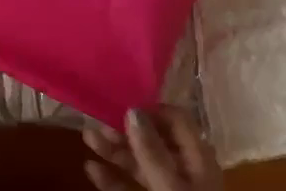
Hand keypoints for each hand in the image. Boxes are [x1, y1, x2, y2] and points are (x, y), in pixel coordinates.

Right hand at [82, 107, 221, 190]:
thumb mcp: (169, 186)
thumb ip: (152, 151)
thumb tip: (132, 110)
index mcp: (198, 159)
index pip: (175, 119)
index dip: (150, 109)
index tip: (120, 103)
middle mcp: (184, 171)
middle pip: (152, 140)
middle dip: (123, 130)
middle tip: (94, 120)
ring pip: (138, 164)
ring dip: (113, 151)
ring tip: (87, 137)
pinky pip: (130, 189)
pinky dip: (111, 180)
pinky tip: (91, 170)